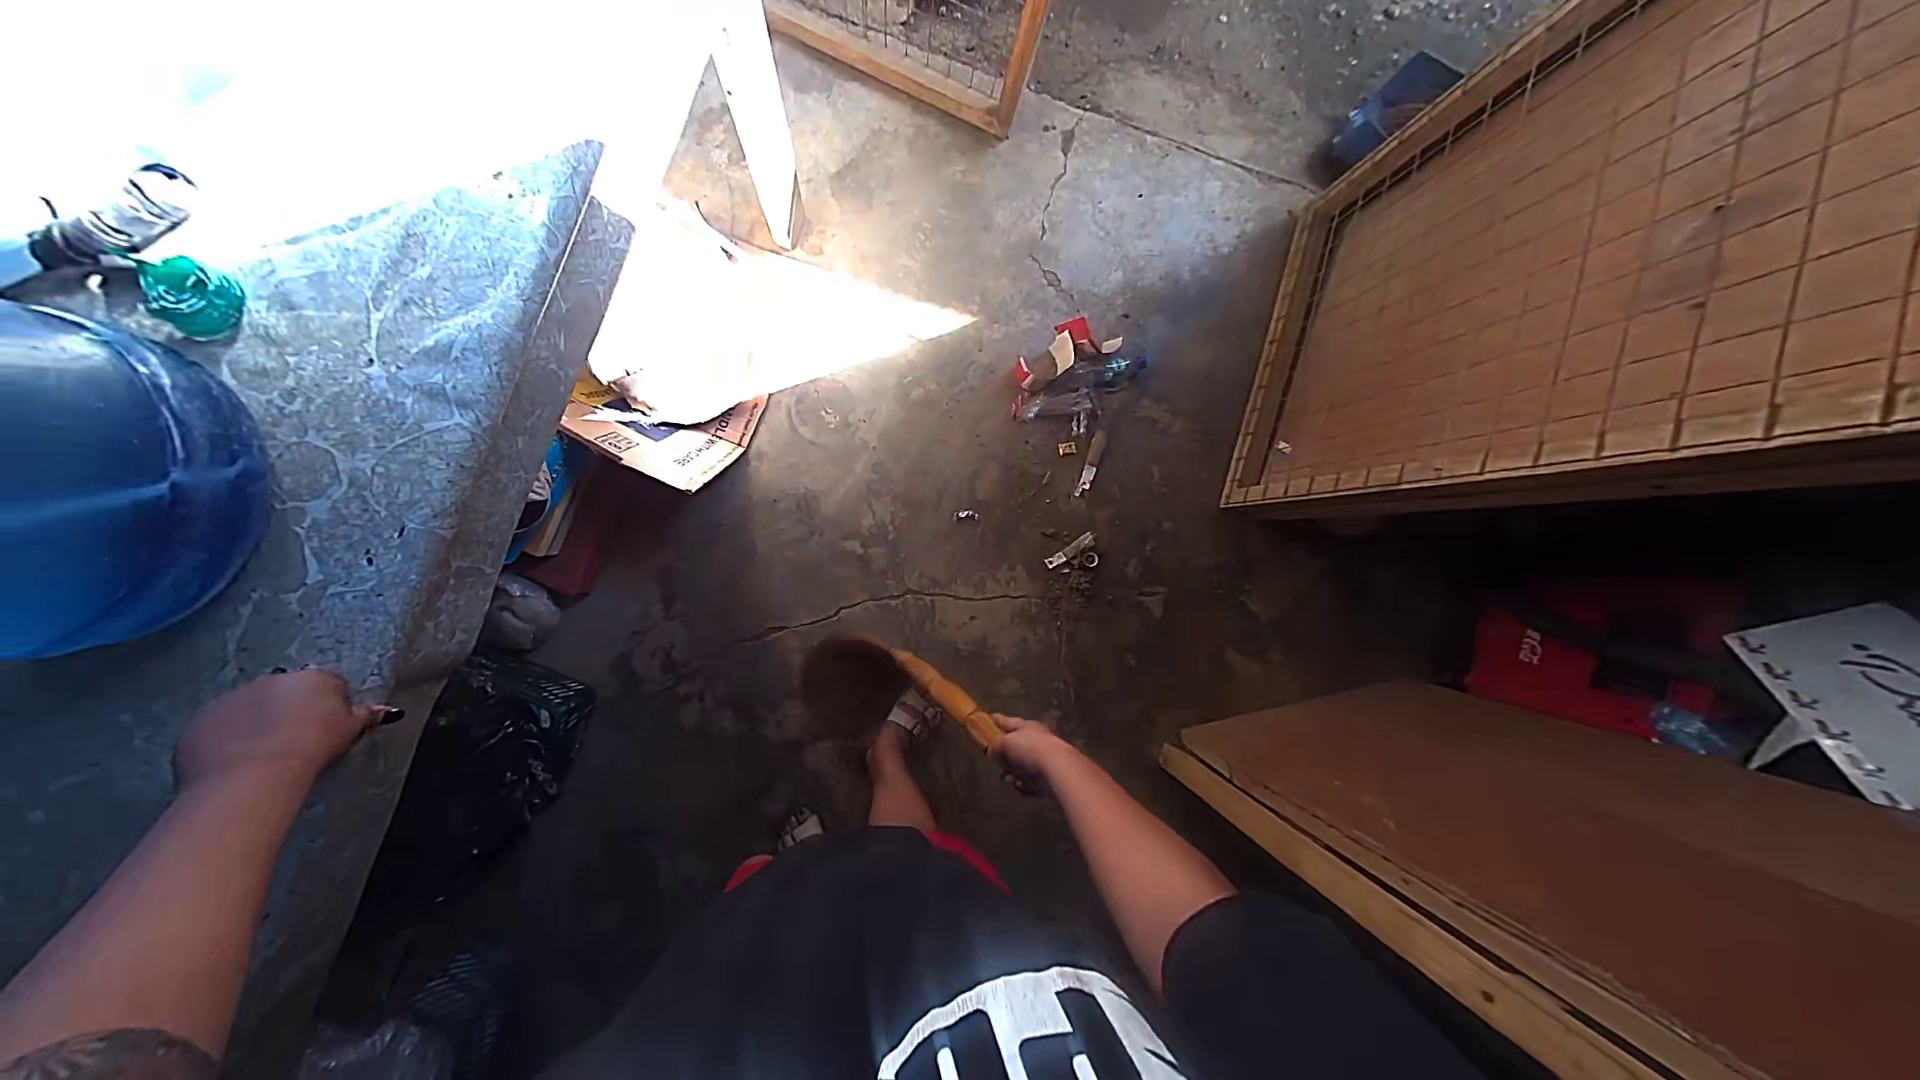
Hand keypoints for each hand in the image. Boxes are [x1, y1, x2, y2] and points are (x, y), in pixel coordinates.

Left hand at [174, 671, 385, 792]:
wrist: (252, 775)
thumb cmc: (312, 747)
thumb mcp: (349, 731)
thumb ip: (367, 716)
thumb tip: (389, 711)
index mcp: (315, 677)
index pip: (331, 684)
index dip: (332, 705)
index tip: (329, 727)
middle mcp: (274, 679)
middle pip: (289, 691)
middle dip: (293, 709)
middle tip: (298, 738)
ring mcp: (233, 697)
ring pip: (252, 706)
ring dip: (260, 721)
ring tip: (266, 750)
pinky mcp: (201, 719)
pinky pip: (221, 724)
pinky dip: (229, 735)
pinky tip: (238, 757)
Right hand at [988, 713, 1076, 780]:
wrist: (1059, 770)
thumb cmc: (1030, 750)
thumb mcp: (1005, 744)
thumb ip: (995, 746)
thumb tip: (992, 751)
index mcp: (1027, 727)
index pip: (1009, 722)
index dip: (998, 720)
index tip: (990, 717)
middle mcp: (1037, 741)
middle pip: (1017, 747)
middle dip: (1005, 757)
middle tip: (996, 763)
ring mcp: (1045, 760)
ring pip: (1023, 767)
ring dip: (1013, 774)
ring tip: (1009, 779)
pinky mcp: (1050, 778)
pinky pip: (1032, 782)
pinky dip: (1025, 786)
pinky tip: (1021, 787)